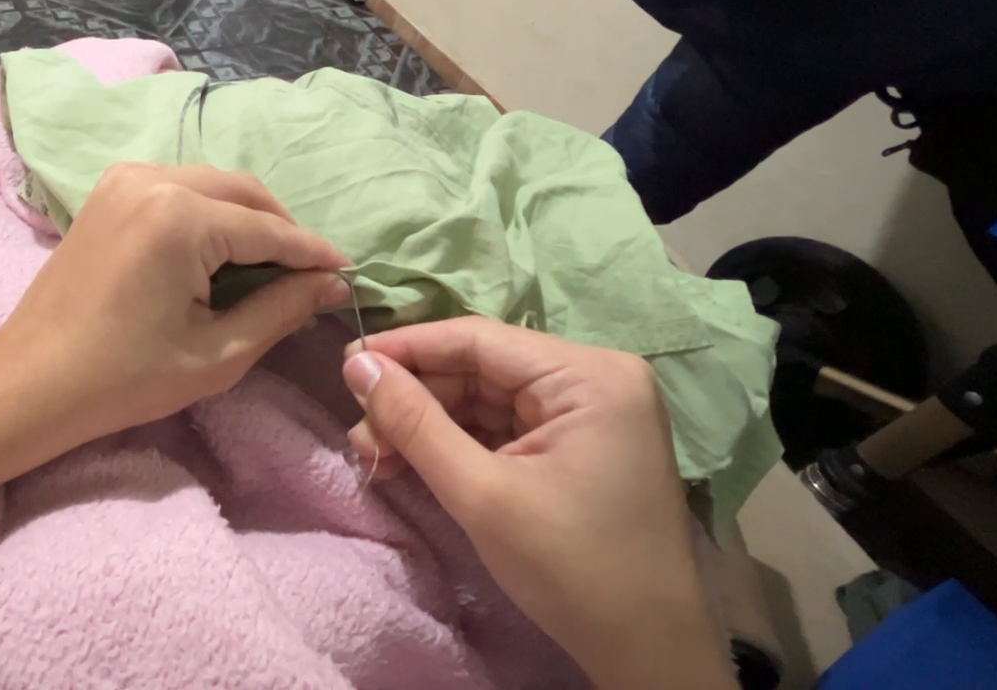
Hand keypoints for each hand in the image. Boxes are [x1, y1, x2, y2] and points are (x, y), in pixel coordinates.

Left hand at [0, 163, 349, 441]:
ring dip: (247, 215)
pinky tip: (219, 246)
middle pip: (243, 191)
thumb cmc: (125, 377)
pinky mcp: (109, 188)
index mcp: (180, 217)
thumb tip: (331, 283)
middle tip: (308, 272)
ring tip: (269, 263)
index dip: (312, 253)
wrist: (33, 378)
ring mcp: (125, 177)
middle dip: (281, 228)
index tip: (348, 272)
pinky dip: (209, 209)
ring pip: (212, 182)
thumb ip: (280, 308)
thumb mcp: (216, 353)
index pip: (268, 229)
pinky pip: (178, 185)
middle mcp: (153, 178)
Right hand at [342, 318, 733, 689]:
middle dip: (413, 399)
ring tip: (373, 452)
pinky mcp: (572, 440)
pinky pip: (497, 422)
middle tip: (359, 431)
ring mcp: (584, 410)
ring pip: (479, 395)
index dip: (405, 348)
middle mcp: (591, 378)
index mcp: (589, 376)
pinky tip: (409, 460)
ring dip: (424, 423)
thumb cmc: (573, 573)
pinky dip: (450, 441)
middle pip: (476, 368)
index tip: (346, 363)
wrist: (650, 662)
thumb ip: (413, 421)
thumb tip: (354, 363)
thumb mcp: (480, 493)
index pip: (476, 339)